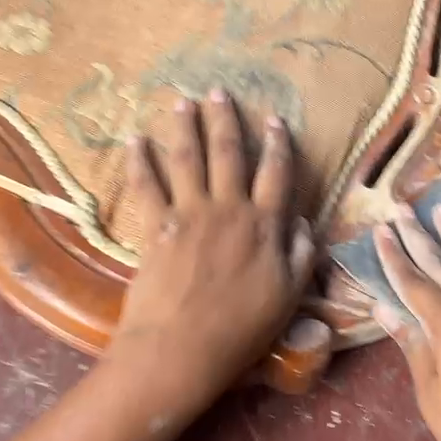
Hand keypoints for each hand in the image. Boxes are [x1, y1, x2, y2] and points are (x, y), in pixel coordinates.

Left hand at [108, 90, 315, 410]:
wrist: (182, 349)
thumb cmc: (241, 330)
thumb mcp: (289, 296)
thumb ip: (302, 255)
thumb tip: (305, 221)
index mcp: (264, 225)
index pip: (275, 174)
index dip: (277, 145)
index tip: (275, 119)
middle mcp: (228, 209)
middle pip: (229, 154)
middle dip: (226, 120)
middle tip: (219, 91)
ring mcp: (190, 214)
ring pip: (189, 158)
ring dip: (186, 126)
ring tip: (183, 100)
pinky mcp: (156, 227)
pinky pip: (146, 185)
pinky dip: (140, 161)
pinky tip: (136, 139)